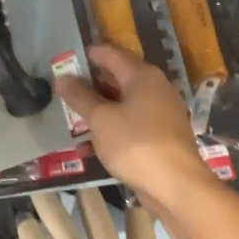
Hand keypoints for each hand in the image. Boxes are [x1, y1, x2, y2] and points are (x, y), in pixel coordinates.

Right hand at [55, 44, 217, 201]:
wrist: (176, 185)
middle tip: (65, 91)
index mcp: (142, 76)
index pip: (111, 53)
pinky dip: (112, 130)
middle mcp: (155, 88)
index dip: (88, 54)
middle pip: (118, 78)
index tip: (66, 60)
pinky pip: (131, 125)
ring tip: (72, 120)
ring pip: (123, 104)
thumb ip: (80, 97)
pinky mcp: (161, 135)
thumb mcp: (101, 120)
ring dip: (99, 110)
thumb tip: (62, 78)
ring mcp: (161, 113)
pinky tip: (89, 148)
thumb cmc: (136, 144)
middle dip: (91, 84)